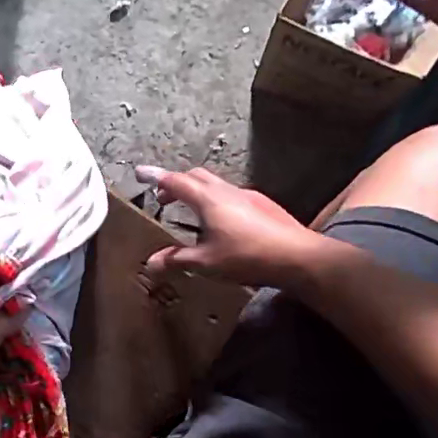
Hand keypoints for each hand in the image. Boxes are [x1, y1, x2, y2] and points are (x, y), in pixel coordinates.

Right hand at [136, 165, 329, 288]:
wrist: (297, 257)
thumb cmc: (247, 256)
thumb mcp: (206, 262)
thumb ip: (176, 260)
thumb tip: (150, 264)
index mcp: (208, 200)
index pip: (176, 181)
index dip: (155, 177)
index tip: (140, 174)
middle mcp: (227, 191)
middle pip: (196, 177)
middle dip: (176, 183)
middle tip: (163, 197)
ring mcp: (248, 196)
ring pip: (216, 185)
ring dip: (198, 192)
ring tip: (191, 212)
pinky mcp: (264, 206)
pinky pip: (233, 196)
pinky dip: (218, 202)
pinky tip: (223, 224)